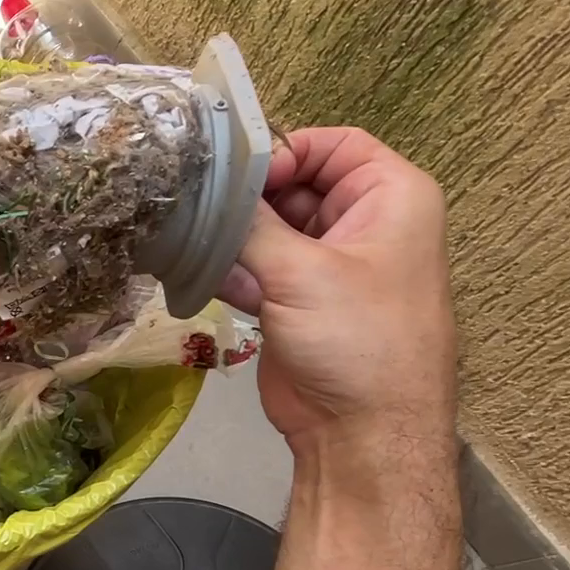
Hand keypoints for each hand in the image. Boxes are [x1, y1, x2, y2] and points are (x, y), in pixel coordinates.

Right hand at [219, 128, 456, 446]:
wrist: (357, 423)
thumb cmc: (355, 336)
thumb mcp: (302, 271)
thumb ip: (253, 229)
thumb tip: (208, 197)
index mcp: (387, 197)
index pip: (333, 146)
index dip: (283, 154)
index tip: (232, 180)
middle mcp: (355, 225)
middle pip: (292, 188)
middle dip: (245, 201)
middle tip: (192, 213)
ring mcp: (319, 266)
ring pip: (265, 233)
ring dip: (228, 240)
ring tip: (182, 245)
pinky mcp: (288, 302)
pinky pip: (251, 271)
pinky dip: (224, 272)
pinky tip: (192, 276)